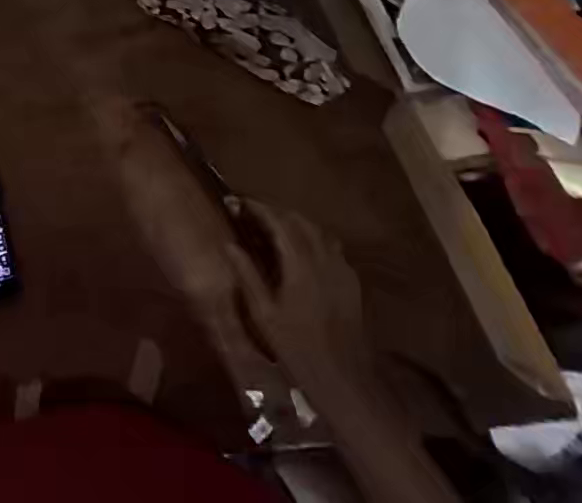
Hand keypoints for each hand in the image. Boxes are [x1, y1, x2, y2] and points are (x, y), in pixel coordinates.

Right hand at [224, 203, 377, 400]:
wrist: (344, 380)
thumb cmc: (297, 347)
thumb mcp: (263, 313)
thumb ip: (247, 274)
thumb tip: (229, 244)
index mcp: (301, 266)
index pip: (279, 222)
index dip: (257, 208)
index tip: (237, 202)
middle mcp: (325, 261)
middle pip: (301, 221)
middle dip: (275, 211)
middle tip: (250, 212)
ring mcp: (343, 271)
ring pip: (319, 231)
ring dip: (295, 222)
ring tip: (272, 226)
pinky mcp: (352, 283)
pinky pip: (332, 247)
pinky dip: (312, 237)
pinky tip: (300, 250)